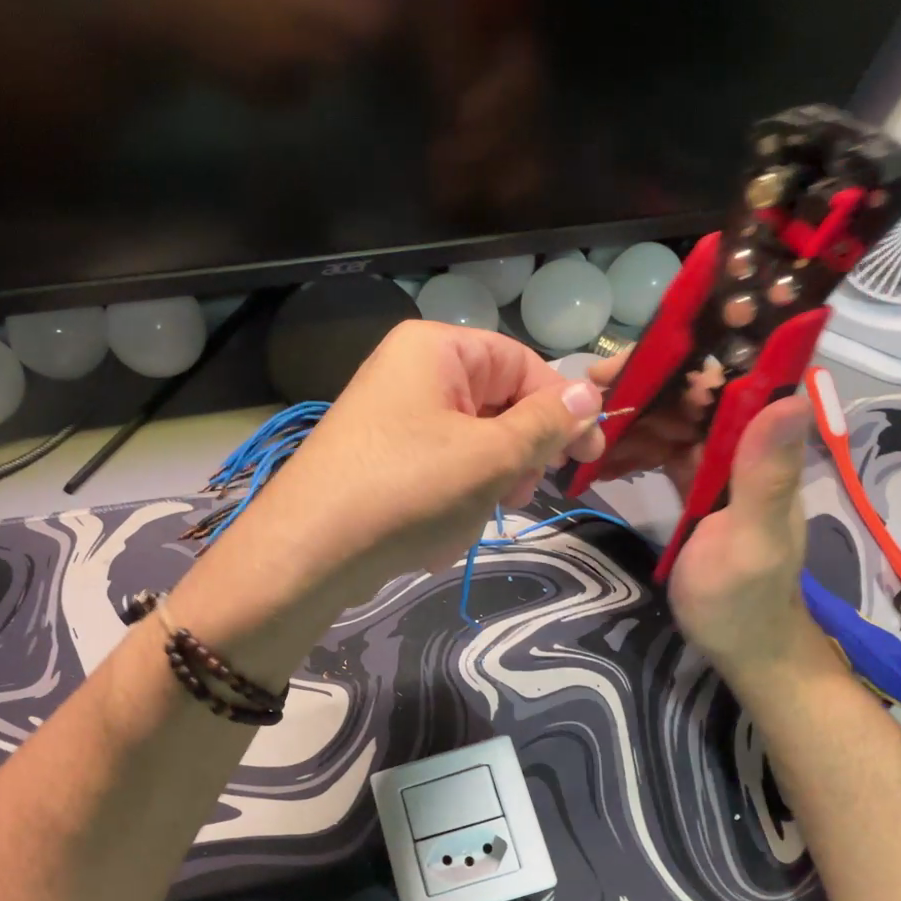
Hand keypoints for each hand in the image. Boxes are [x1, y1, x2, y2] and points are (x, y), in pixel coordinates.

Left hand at [233, 320, 605, 601]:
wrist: (309, 551)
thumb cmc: (408, 489)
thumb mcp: (491, 456)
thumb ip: (546, 424)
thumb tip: (590, 393)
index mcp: (435, 349)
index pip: (521, 363)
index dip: (562, 408)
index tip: (591, 455)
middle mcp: (409, 372)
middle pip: (495, 404)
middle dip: (516, 454)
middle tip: (519, 494)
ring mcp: (390, 418)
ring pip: (470, 444)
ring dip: (484, 485)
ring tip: (468, 517)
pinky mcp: (378, 461)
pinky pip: (437, 471)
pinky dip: (449, 501)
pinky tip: (436, 532)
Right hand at [587, 347, 840, 691]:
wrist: (741, 647)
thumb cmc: (744, 597)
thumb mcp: (750, 538)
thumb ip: (765, 472)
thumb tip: (789, 396)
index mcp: (764, 449)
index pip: (728, 382)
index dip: (682, 361)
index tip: (627, 364)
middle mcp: (744, 446)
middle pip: (692, 395)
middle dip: (643, 386)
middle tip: (587, 391)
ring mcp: (717, 465)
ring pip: (671, 421)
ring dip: (629, 418)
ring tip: (582, 425)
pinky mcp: (695, 484)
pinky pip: (660, 451)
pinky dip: (630, 449)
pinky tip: (598, 457)